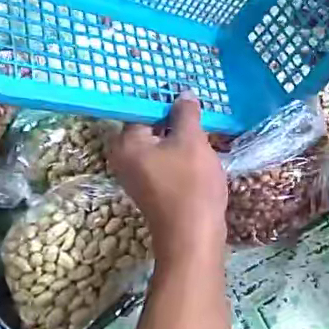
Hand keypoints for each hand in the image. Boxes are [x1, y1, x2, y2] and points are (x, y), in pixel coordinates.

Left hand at [110, 93, 227, 259]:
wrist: (193, 237)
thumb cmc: (190, 185)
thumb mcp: (192, 141)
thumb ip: (186, 114)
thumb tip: (183, 94)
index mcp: (126, 143)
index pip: (142, 108)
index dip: (165, 97)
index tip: (187, 91)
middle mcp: (124, 158)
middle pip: (149, 126)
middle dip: (174, 117)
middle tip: (198, 107)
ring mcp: (136, 175)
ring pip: (159, 144)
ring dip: (180, 135)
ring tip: (204, 125)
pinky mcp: (152, 188)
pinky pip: (164, 161)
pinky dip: (179, 153)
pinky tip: (201, 149)